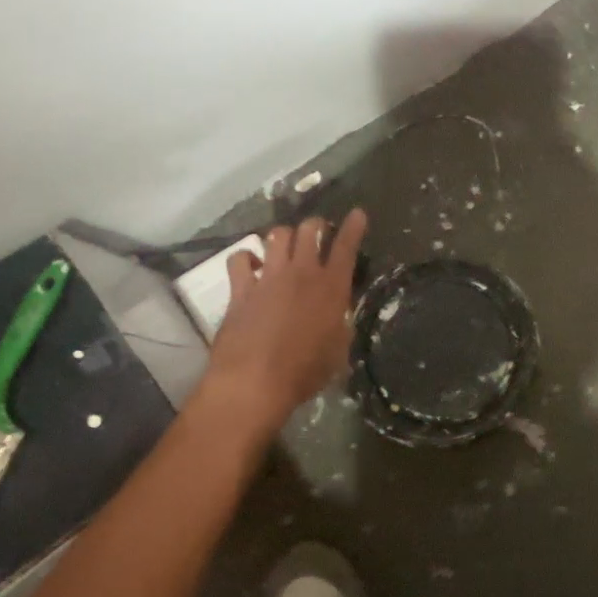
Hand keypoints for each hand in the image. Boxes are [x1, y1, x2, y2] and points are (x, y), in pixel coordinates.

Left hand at [195, 210, 367, 430]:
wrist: (254, 382)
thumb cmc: (305, 372)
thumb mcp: (338, 350)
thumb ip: (339, 325)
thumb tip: (337, 316)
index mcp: (332, 288)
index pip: (347, 246)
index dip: (354, 227)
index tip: (357, 213)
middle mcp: (302, 273)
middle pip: (309, 230)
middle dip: (316, 225)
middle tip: (318, 232)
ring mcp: (269, 278)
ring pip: (277, 235)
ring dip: (284, 236)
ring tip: (285, 245)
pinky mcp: (241, 289)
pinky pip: (240, 258)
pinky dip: (247, 257)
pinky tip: (251, 266)